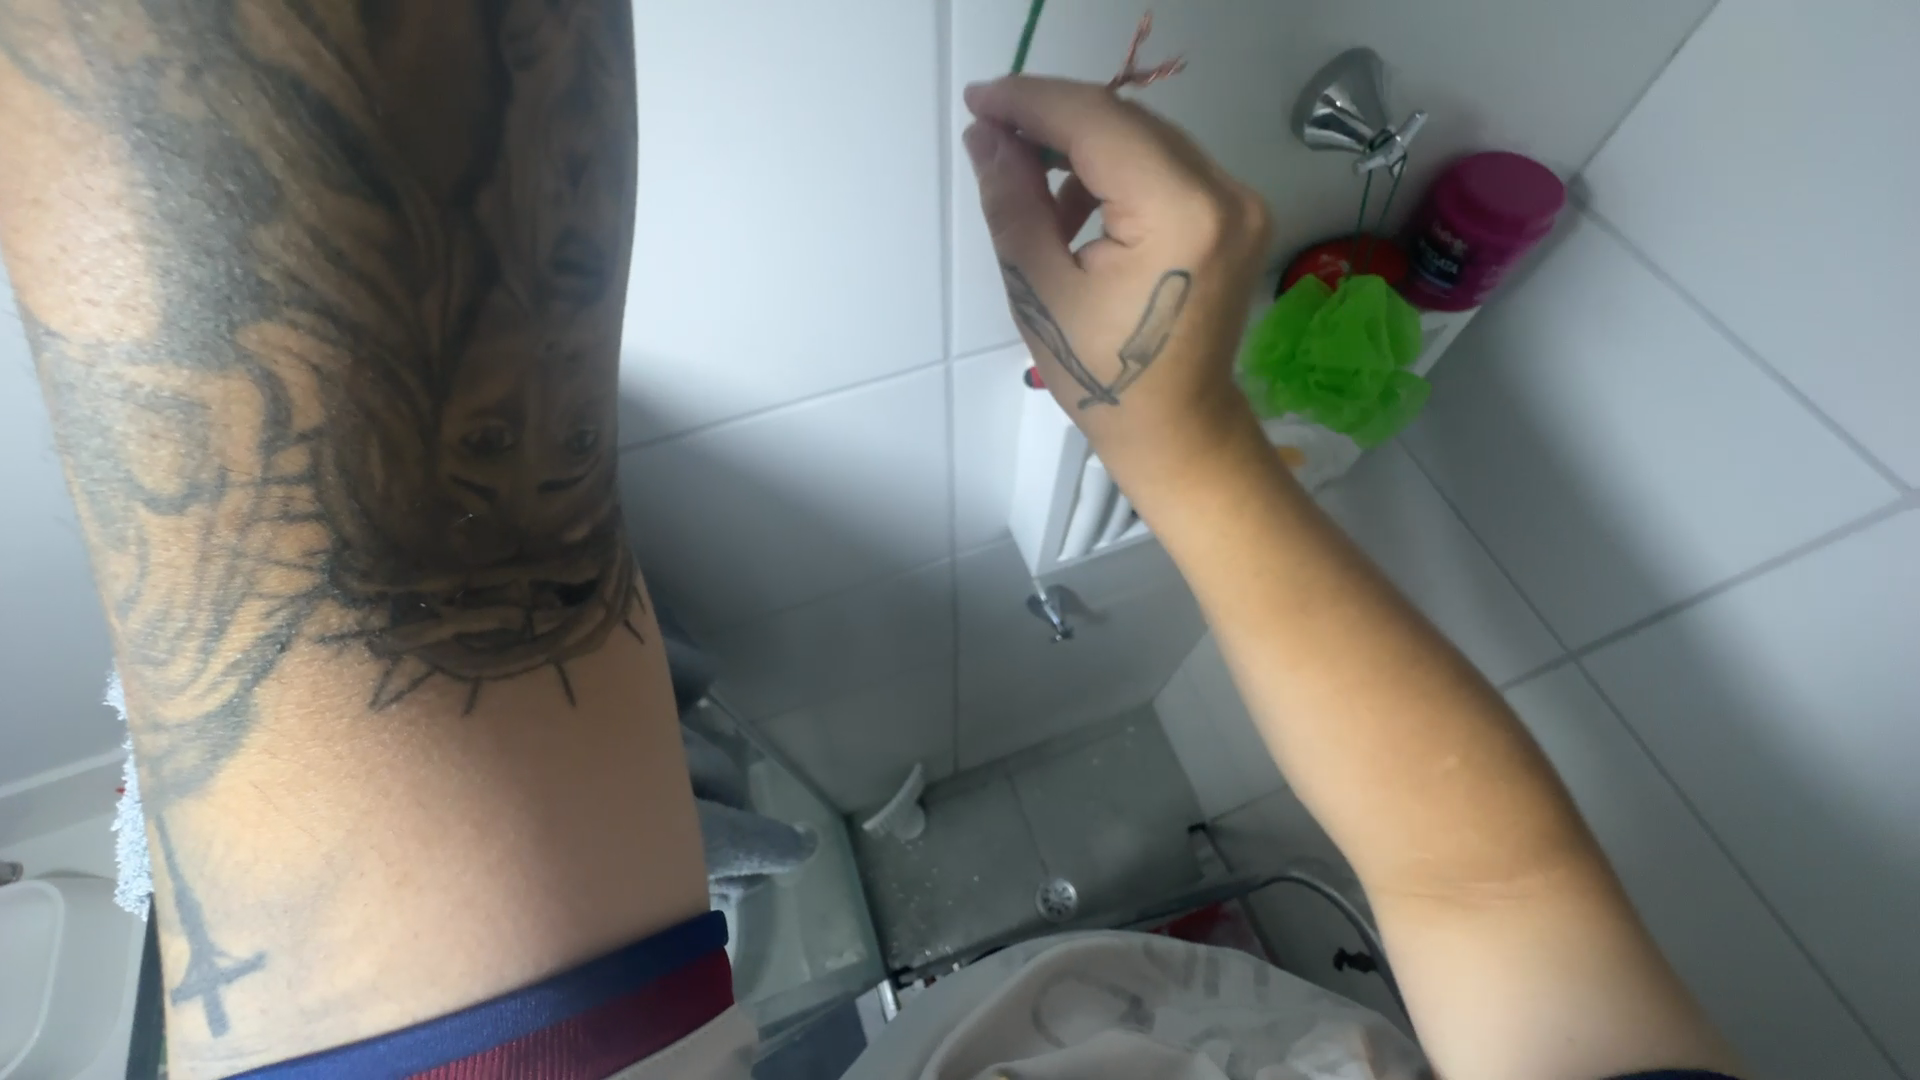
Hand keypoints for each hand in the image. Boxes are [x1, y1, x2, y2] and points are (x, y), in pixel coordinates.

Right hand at [963, 76, 1271, 490]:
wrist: (1173, 427)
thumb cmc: (1100, 377)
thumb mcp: (1040, 291)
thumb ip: (1012, 203)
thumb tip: (986, 136)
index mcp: (1180, 215)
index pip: (1099, 123)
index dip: (1032, 103)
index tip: (980, 101)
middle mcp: (1226, 193)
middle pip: (1127, 123)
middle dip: (1055, 121)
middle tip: (994, 136)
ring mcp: (1241, 202)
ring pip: (1147, 141)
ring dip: (1085, 151)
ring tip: (1032, 189)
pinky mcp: (1238, 216)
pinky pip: (1168, 169)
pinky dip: (1119, 175)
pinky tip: (1079, 209)